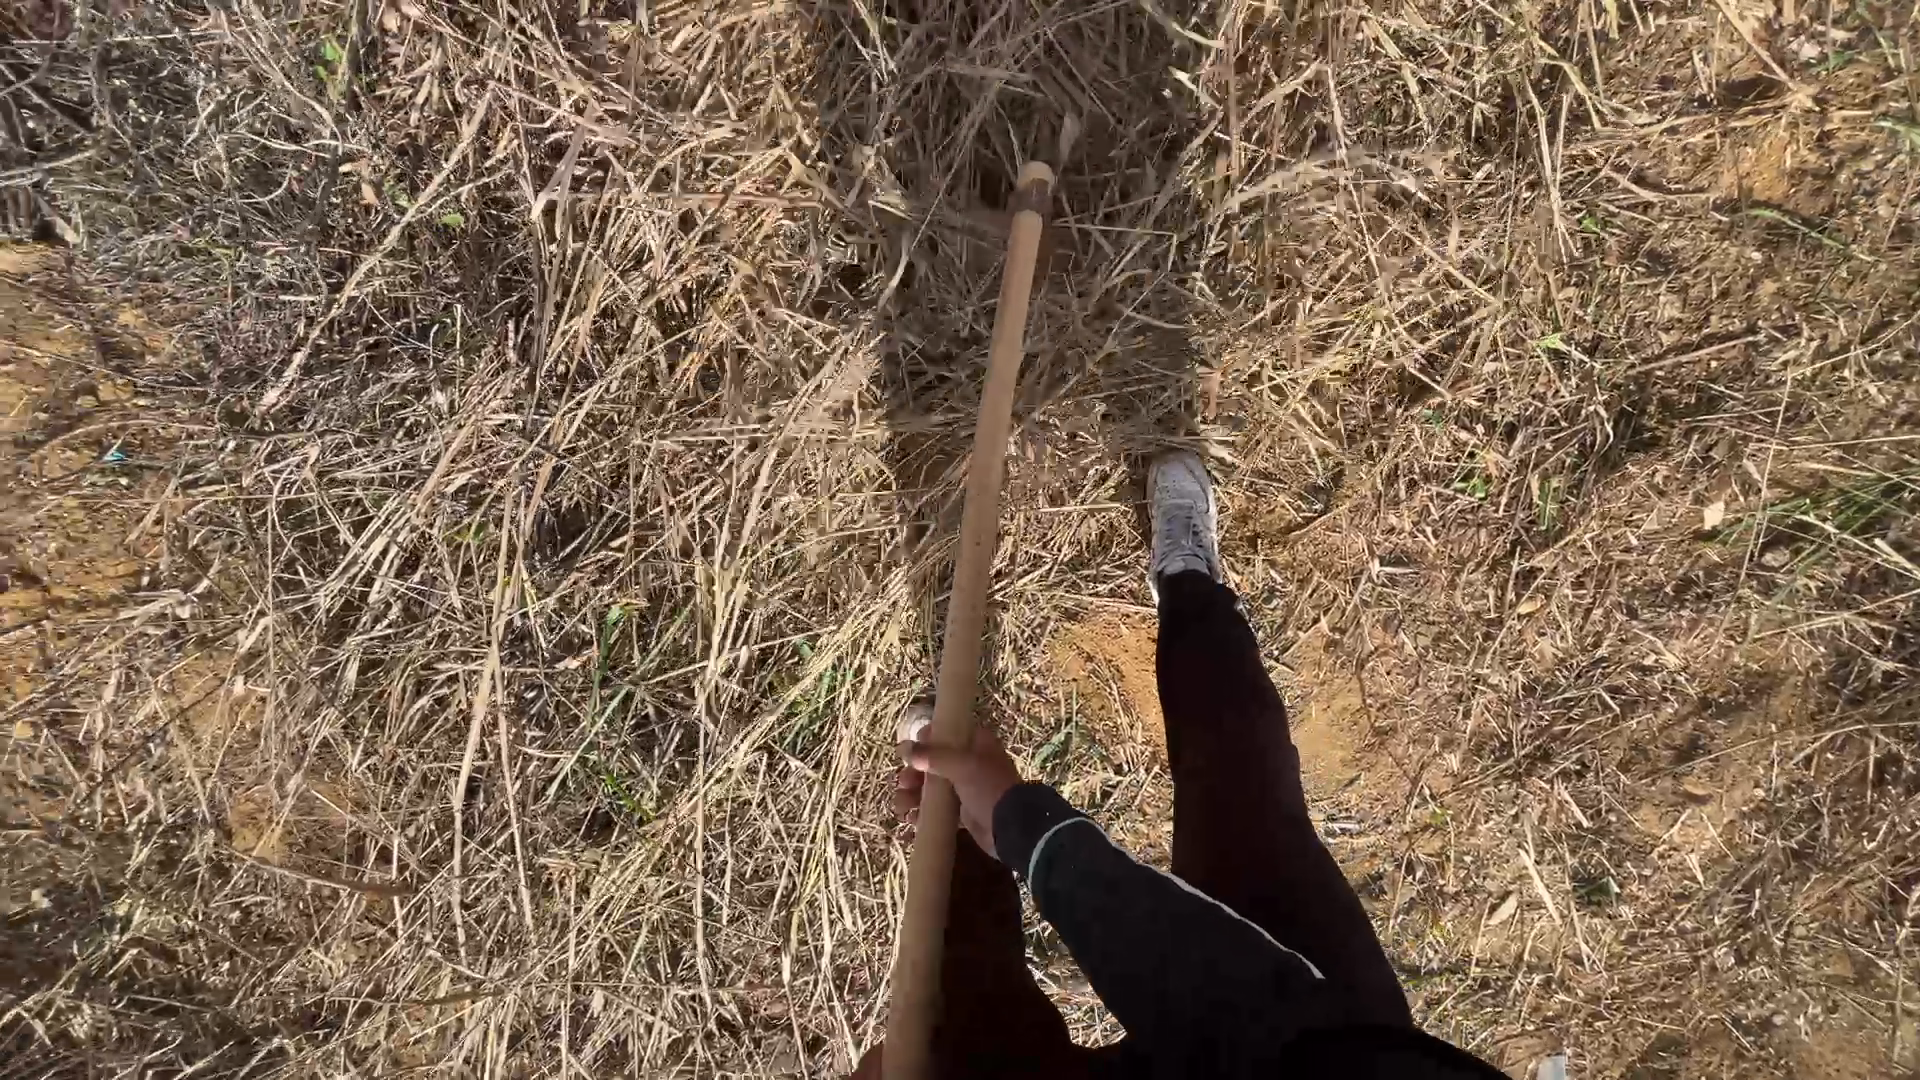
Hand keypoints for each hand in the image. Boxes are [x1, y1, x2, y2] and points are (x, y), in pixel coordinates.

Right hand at [892, 705, 1022, 860]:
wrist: (1012, 828)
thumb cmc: (989, 787)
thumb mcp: (962, 766)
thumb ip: (933, 756)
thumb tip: (904, 749)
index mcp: (976, 743)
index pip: (946, 733)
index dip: (926, 740)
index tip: (909, 750)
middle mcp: (970, 762)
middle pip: (934, 762)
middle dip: (914, 772)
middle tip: (902, 782)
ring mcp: (967, 787)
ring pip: (933, 787)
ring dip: (914, 794)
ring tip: (901, 806)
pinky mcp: (963, 812)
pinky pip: (938, 809)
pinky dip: (924, 812)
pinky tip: (910, 819)